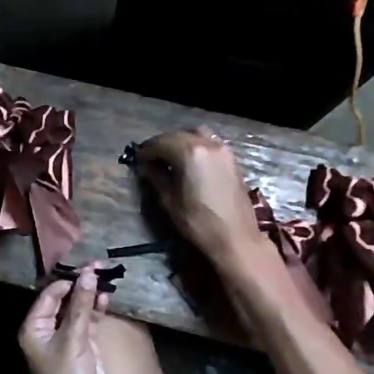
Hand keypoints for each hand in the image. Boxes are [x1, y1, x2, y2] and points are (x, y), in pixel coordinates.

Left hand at [18, 263, 110, 373]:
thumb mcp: (74, 337)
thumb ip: (81, 305)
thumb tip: (88, 274)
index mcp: (34, 326)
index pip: (50, 294)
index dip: (69, 280)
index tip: (89, 267)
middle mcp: (46, 329)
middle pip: (64, 300)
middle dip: (81, 285)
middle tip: (100, 267)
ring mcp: (64, 338)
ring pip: (77, 309)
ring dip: (90, 296)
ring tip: (106, 280)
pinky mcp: (81, 346)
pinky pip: (86, 321)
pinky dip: (95, 310)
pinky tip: (106, 298)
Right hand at [133, 128, 263, 260]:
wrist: (236, 239)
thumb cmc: (198, 222)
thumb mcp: (170, 200)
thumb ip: (156, 177)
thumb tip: (146, 166)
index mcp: (190, 152)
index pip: (161, 142)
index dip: (146, 150)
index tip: (138, 160)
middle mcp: (207, 144)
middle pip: (178, 135)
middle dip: (162, 144)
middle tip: (150, 158)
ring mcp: (223, 150)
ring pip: (196, 134)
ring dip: (180, 141)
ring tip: (170, 157)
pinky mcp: (232, 159)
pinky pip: (209, 142)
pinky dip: (196, 145)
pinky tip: (189, 161)